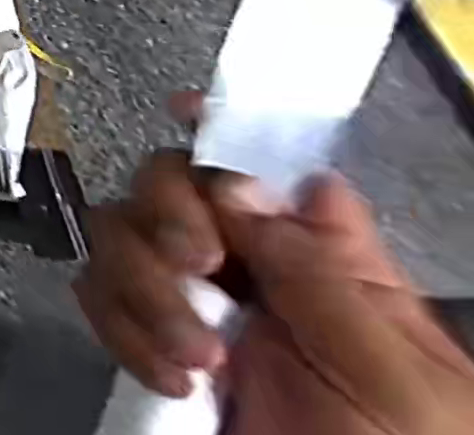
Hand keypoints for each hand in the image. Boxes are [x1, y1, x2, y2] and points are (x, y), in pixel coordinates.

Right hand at [77, 94, 473, 434]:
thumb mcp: (398, 383)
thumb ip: (323, 279)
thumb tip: (240, 188)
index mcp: (330, 267)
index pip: (273, 171)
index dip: (228, 130)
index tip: (184, 108)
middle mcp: (246, 265)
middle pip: (169, 184)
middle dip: (167, 216)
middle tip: (191, 264)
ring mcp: (185, 296)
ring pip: (116, 231)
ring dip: (143, 290)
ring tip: (197, 365)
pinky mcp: (138, 327)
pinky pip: (93, 289)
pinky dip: (118, 326)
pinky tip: (167, 377)